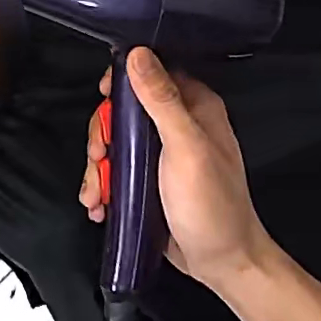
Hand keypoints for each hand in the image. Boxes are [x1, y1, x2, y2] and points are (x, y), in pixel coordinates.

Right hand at [77, 48, 274, 291]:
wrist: (223, 267)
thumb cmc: (213, 207)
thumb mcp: (185, 148)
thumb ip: (161, 100)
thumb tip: (137, 53)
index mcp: (193, 105)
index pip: (151, 70)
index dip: (121, 79)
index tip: (105, 96)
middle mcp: (177, 122)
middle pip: (122, 107)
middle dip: (102, 133)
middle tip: (98, 155)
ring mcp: (161, 150)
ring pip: (114, 138)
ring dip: (97, 164)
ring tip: (96, 191)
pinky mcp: (148, 175)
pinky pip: (115, 166)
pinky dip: (102, 181)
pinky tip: (99, 200)